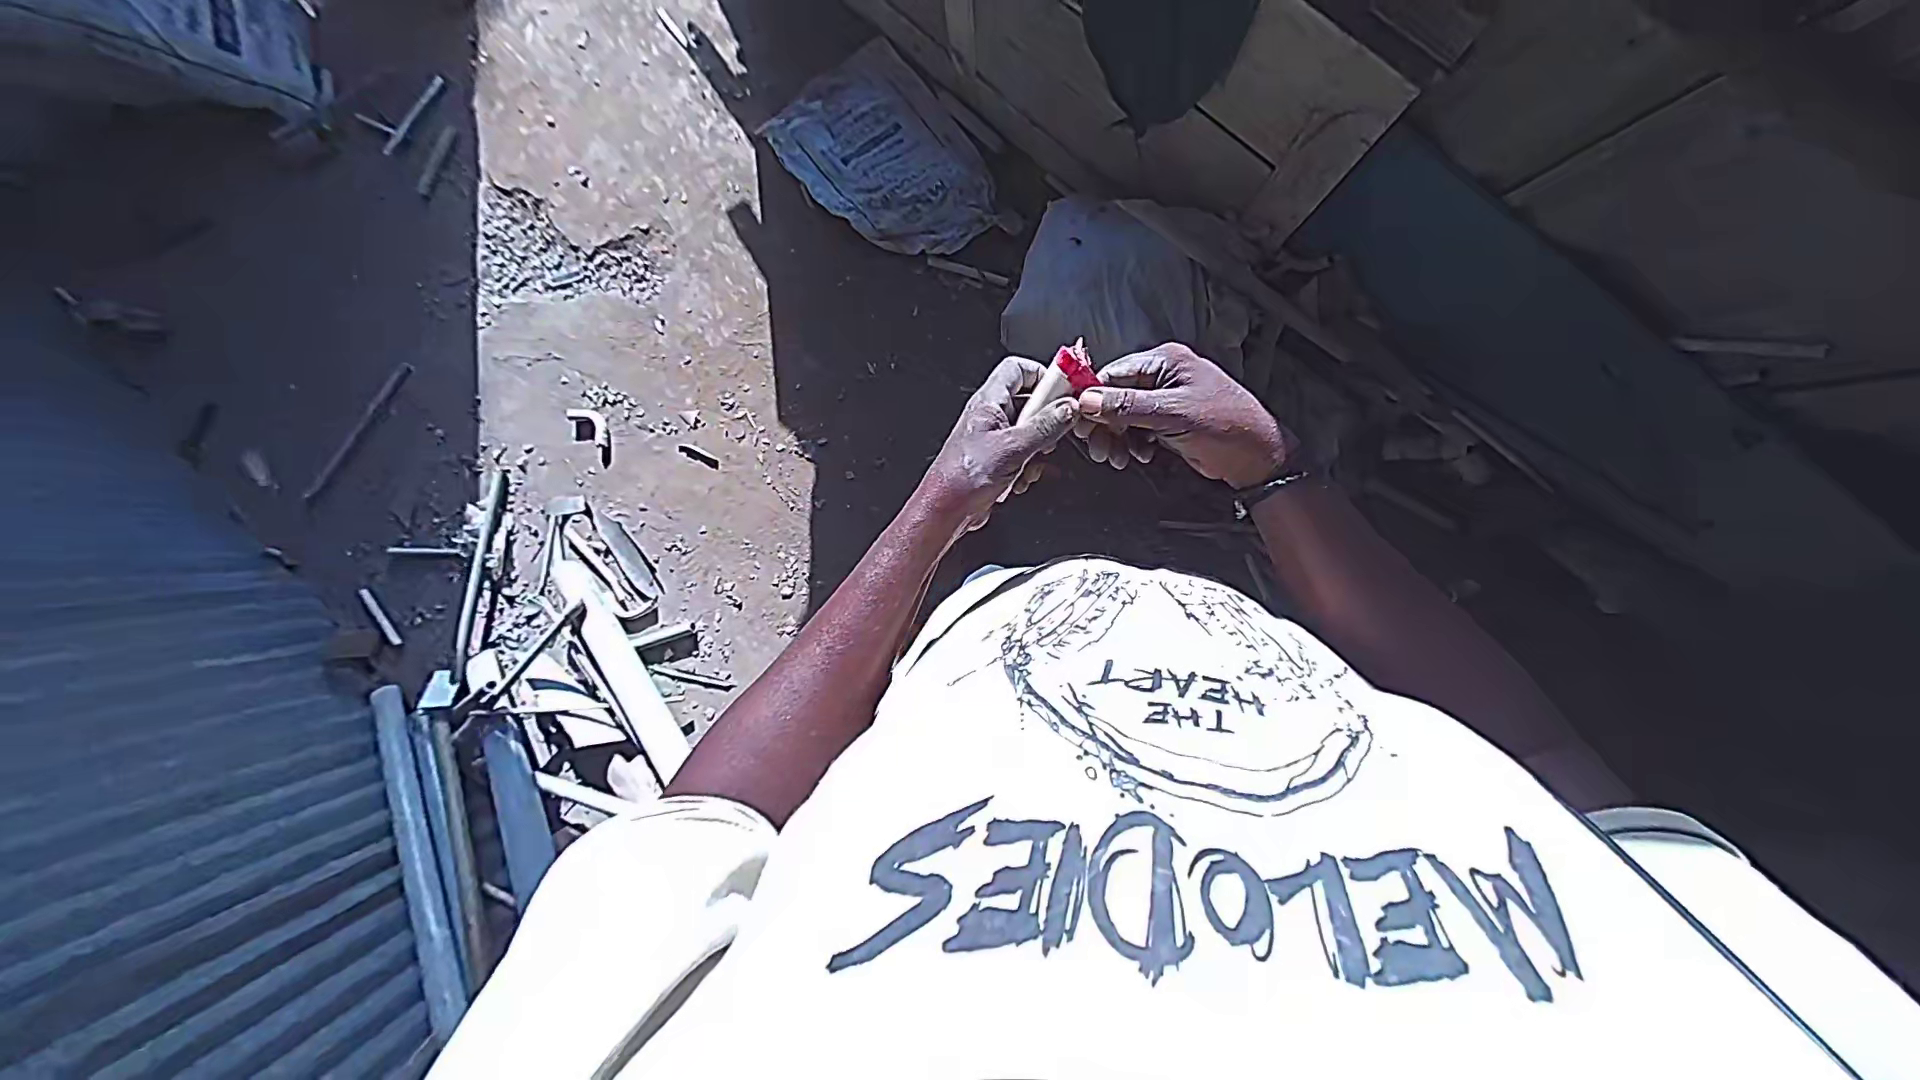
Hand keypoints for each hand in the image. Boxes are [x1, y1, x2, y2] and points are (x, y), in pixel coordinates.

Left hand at [917, 356, 1077, 534]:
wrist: (946, 510)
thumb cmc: (961, 478)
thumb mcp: (1012, 448)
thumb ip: (1045, 427)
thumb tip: (1068, 408)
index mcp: (988, 402)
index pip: (1019, 369)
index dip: (1044, 375)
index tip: (1065, 391)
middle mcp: (991, 417)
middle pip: (1031, 402)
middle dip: (1046, 422)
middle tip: (1052, 435)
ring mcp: (995, 439)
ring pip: (1032, 433)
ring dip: (1038, 451)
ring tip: (1029, 463)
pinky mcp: (998, 461)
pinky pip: (1025, 455)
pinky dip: (1028, 467)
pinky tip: (1019, 479)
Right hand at [1074, 343, 1296, 488]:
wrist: (1259, 459)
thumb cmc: (1229, 427)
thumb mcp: (1174, 414)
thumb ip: (1129, 406)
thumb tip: (1088, 400)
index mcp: (1166, 362)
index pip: (1113, 374)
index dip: (1092, 398)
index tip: (1079, 422)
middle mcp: (1162, 377)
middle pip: (1114, 397)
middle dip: (1103, 425)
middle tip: (1099, 448)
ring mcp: (1163, 400)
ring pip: (1121, 417)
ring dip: (1115, 438)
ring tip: (1118, 458)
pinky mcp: (1165, 422)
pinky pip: (1134, 430)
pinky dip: (1129, 444)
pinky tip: (1136, 456)